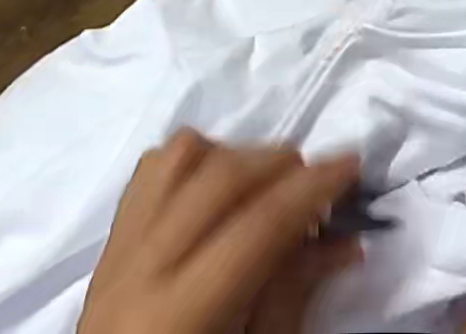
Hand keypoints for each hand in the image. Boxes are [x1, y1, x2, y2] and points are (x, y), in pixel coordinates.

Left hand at [79, 129, 363, 333]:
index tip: (352, 164)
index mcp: (180, 312)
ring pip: (183, 154)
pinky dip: (195, 155)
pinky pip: (155, 164)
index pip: (258, 223)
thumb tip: (343, 238)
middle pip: (221, 176)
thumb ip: (291, 295)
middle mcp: (142, 264)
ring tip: (270, 180)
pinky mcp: (113, 231)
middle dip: (281, 164)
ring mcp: (120, 241)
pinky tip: (219, 178)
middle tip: (320, 178)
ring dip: (237, 152)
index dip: (312, 188)